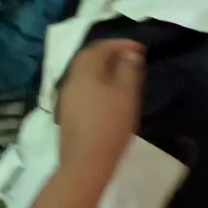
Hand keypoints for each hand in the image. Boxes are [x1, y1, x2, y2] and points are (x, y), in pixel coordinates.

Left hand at [54, 39, 144, 178]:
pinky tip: (107, 92)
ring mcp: (66, 97)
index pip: (101, 46)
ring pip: (83, 72)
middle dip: (109, 51)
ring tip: (121, 73)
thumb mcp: (126, 95)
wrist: (84, 164)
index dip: (121, 43)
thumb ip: (128, 69)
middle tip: (129, 56)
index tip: (140, 48)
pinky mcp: (67, 112)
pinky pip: (82, 86)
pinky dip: (95, 80)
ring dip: (101, 66)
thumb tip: (129, 52)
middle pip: (88, 56)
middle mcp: (71, 79)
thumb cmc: (109, 127)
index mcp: (85, 71)